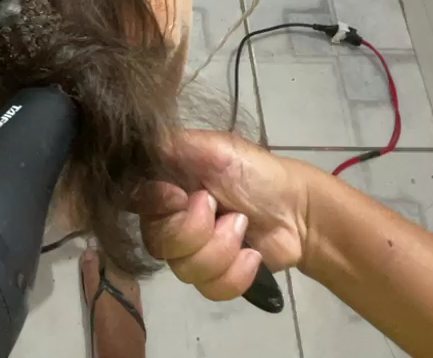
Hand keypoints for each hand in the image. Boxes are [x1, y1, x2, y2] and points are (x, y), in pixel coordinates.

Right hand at [138, 129, 309, 300]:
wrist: (296, 208)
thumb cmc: (253, 170)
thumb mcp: (213, 147)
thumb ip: (171, 144)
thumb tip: (137, 144)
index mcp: (165, 182)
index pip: (136, 201)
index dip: (156, 204)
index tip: (181, 195)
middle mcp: (169, 217)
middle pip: (157, 242)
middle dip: (195, 231)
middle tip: (220, 207)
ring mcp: (191, 250)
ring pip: (183, 269)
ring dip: (222, 249)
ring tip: (243, 226)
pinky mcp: (214, 276)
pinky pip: (209, 289)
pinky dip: (236, 274)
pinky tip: (253, 254)